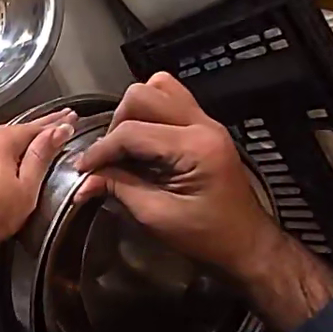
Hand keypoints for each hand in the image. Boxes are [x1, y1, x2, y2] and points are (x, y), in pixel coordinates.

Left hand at [0, 109, 74, 242]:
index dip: (55, 124)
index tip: (67, 119)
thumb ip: (41, 156)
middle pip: (10, 133)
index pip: (35, 127)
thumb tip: (57, 132)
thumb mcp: (26, 188)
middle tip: (49, 134)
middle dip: (30, 135)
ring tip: (20, 154)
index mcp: (0, 139)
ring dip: (4, 148)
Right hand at [75, 74, 332, 331]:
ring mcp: (206, 122)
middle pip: (143, 95)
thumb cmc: (209, 236)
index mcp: (195, 147)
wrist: (247, 244)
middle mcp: (203, 125)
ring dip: (134, 110)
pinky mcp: (204, 126)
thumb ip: (118, 188)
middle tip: (110, 155)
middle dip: (117, 123)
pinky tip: (144, 139)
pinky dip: (150, 111)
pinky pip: (171, 99)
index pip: (131, 131)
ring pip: (159, 87)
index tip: (84, 168)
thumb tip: (84, 179)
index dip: (100, 150)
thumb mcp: (157, 217)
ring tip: (127, 142)